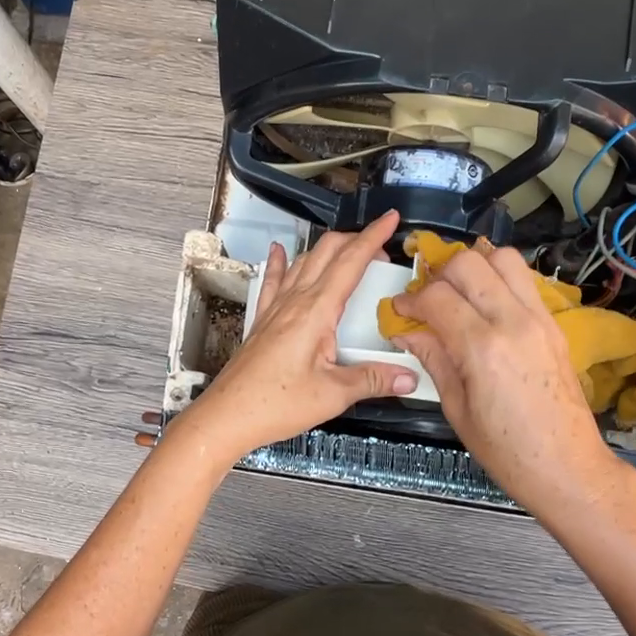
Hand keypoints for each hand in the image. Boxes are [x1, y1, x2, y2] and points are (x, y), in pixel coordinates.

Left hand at [174, 211, 417, 462]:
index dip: (373, 237)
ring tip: (348, 250)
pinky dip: (283, 263)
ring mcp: (275, 309)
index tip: (391, 219)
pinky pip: (274, 281)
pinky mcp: (263, 322)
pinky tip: (280, 250)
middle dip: (356, 240)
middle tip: (381, 246)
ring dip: (328, 249)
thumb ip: (373, 380)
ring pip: (303, 262)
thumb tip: (407, 377)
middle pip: (326, 253)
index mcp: (315, 312)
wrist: (227, 416)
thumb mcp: (333, 395)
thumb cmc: (274, 405)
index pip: (350, 262)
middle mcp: (293, 302)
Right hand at [388, 245, 629, 515]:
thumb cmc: (508, 451)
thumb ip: (433, 360)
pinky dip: (499, 279)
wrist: (566, 467)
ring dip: (474, 267)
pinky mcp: (554, 324)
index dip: (410, 300)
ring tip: (458, 293)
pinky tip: (485, 305)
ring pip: (503, 258)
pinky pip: (524, 280)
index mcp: (483, 348)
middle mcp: (514, 323)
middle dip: (439, 275)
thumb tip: (409, 333)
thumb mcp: (456, 409)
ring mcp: (540, 319)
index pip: (437, 296)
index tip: (401, 312)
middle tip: (427, 300)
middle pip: (468, 263)